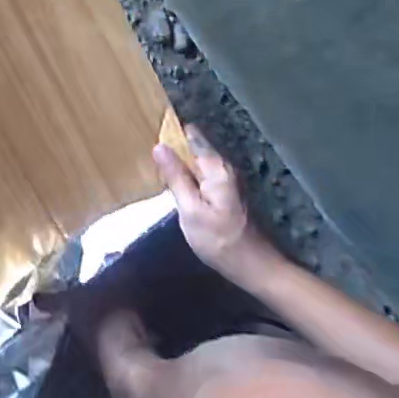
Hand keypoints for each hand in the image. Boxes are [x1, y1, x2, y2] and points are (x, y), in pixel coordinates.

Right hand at [154, 126, 285, 289]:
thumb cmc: (219, 240)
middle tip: (145, 154)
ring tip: (153, 166)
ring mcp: (225, 179)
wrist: (253, 267)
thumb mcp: (191, 210)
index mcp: (215, 167)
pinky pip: (199, 174)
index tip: (148, 131)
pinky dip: (185, 175)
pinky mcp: (223, 191)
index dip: (169, 131)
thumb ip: (175, 177)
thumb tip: (159, 146)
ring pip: (195, 161)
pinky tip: (170, 184)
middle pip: (193, 146)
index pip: (191, 134)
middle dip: (171, 147)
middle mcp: (223, 167)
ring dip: (176, 162)